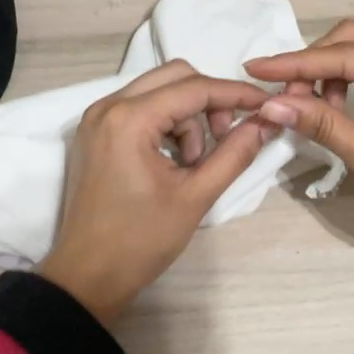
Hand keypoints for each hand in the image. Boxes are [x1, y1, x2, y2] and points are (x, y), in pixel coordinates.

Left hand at [39, 61, 275, 322]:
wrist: (87, 276)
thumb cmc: (140, 240)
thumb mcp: (196, 196)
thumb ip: (235, 154)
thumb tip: (266, 123)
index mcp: (129, 119)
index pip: (194, 88)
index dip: (236, 94)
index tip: (267, 106)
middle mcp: (108, 106)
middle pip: (175, 77)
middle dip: (209, 102)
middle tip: (226, 138)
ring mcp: (97, 119)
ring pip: (158, 92)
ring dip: (187, 118)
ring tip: (193, 164)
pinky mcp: (95, 134)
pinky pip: (140, 110)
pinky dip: (165, 126)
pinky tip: (175, 163)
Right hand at [246, 20, 353, 277]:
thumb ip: (324, 126)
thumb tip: (272, 104)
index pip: (346, 55)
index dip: (297, 63)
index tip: (255, 68)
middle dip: (312, 64)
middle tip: (282, 97)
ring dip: (329, 73)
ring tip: (312, 110)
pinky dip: (347, 80)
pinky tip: (339, 105)